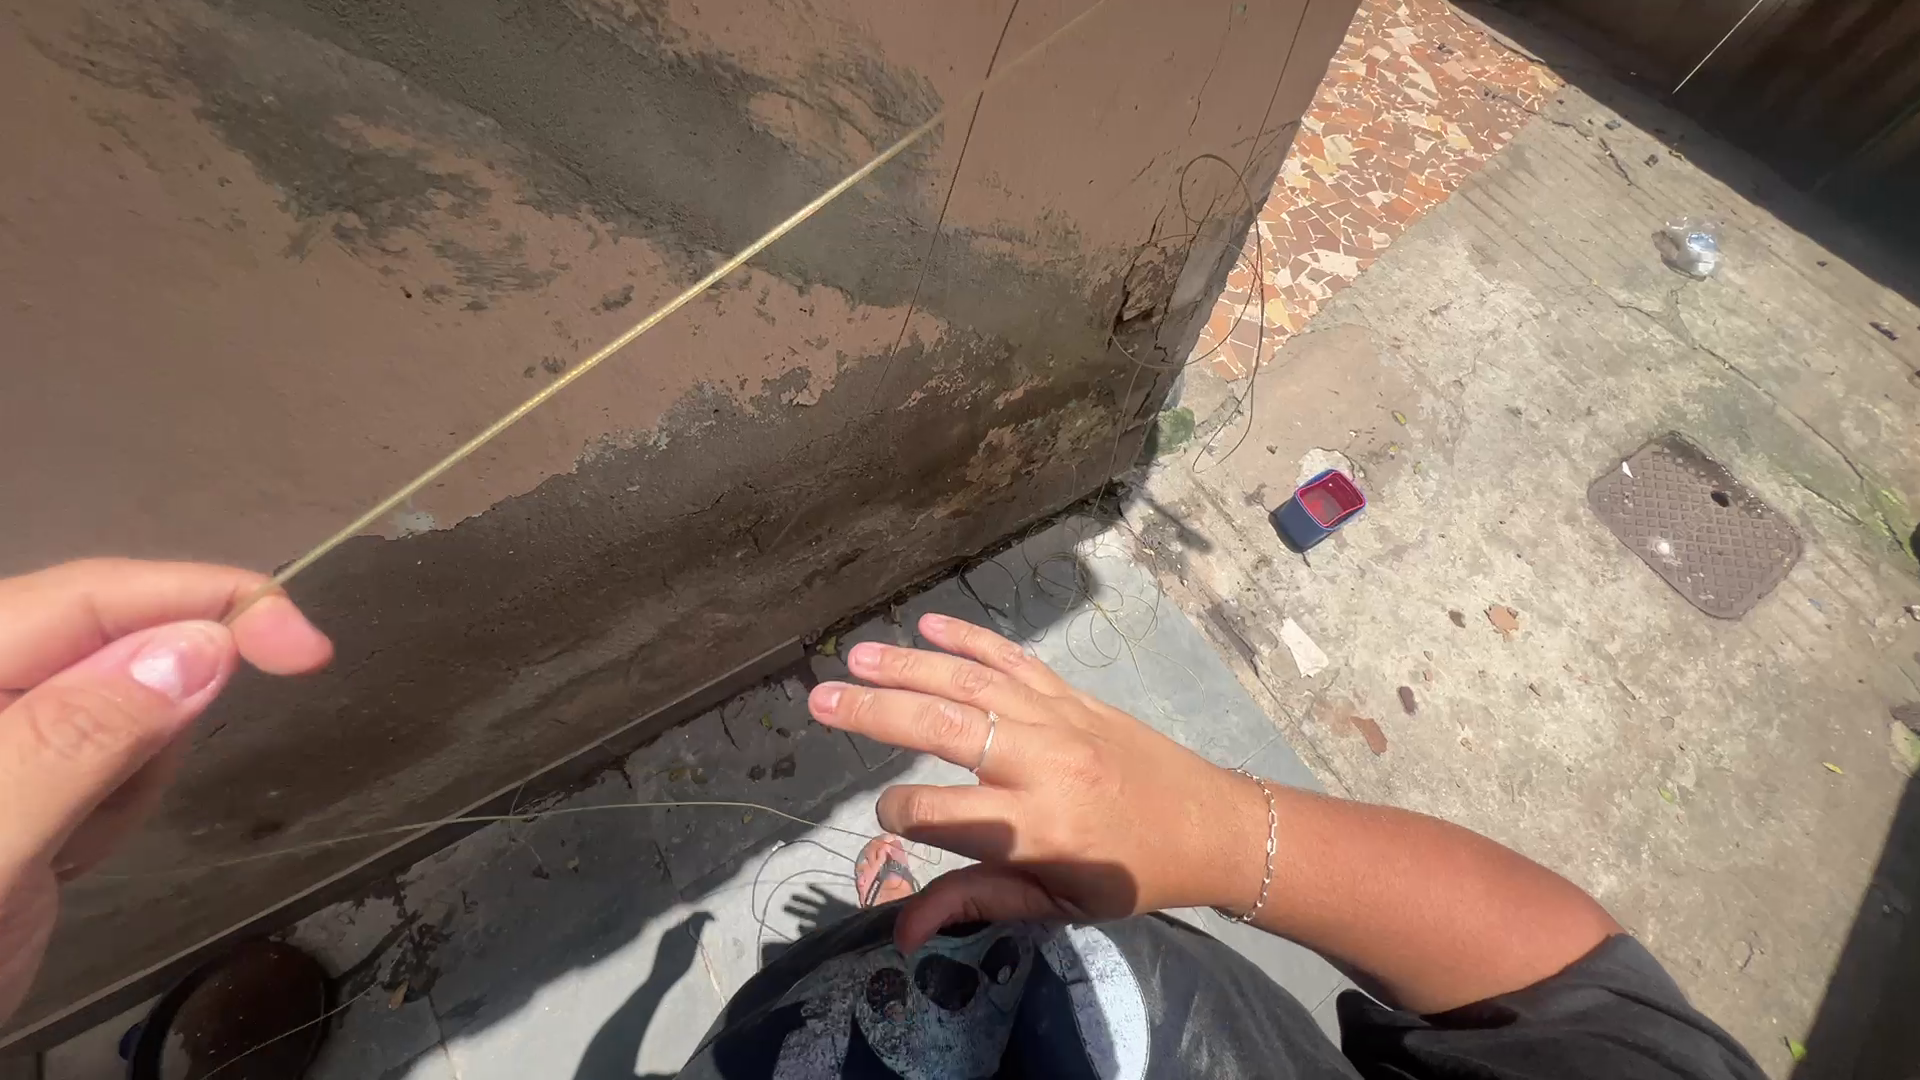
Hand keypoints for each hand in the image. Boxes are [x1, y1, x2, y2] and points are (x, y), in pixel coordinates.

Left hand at [0, 560, 331, 1023]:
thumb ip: (75, 741)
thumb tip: (204, 645)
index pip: (91, 595)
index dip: (213, 599)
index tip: (308, 650)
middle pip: (122, 646)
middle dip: (158, 718)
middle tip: (113, 806)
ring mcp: (3, 733)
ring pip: (136, 699)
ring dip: (138, 770)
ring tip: (71, 844)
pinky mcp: (30, 770)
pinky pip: (125, 749)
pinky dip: (124, 797)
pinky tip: (68, 847)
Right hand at [807, 613, 1266, 951]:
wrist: (1209, 823)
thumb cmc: (1128, 875)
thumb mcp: (1056, 906)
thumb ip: (976, 904)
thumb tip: (897, 933)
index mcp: (1037, 827)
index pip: (938, 813)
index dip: (899, 813)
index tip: (889, 813)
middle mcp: (1041, 762)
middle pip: (944, 728)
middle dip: (874, 714)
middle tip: (819, 700)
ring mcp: (1056, 716)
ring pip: (971, 682)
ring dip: (909, 665)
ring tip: (856, 656)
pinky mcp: (1070, 692)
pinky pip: (1013, 657)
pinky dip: (969, 637)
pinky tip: (929, 625)